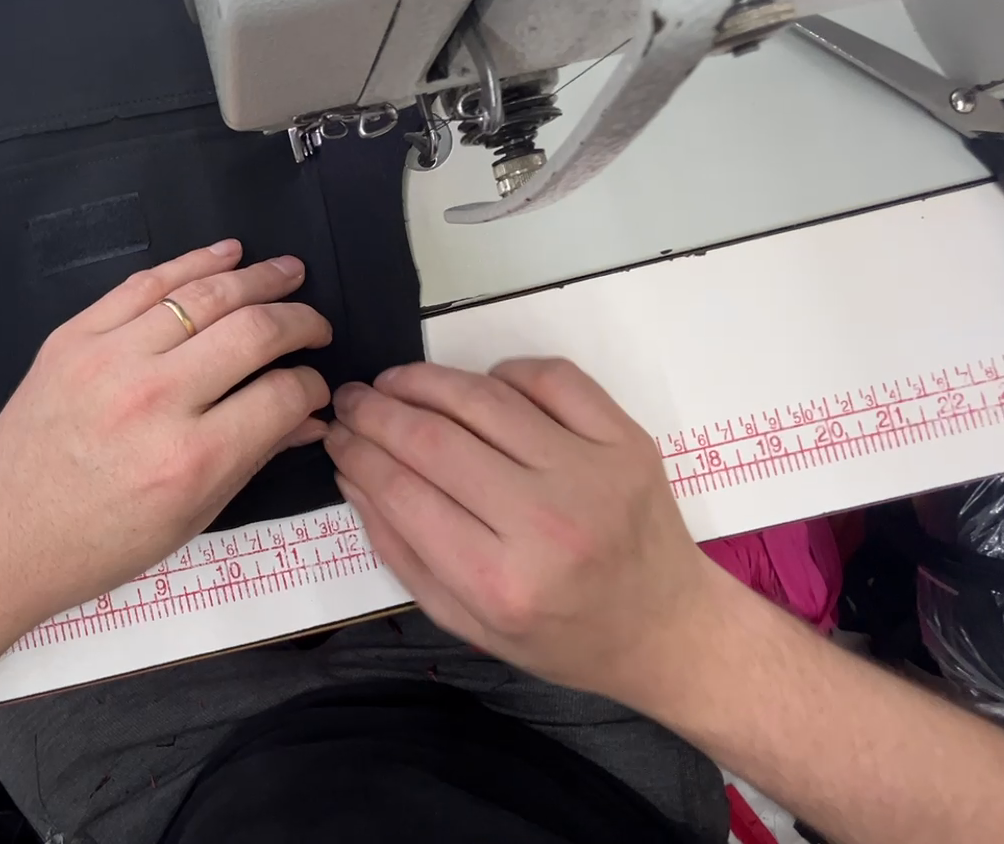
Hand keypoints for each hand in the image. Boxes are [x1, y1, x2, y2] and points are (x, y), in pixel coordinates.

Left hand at [0, 239, 332, 644]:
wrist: (1, 535)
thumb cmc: (101, 542)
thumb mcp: (191, 517)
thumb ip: (254, 457)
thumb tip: (308, 417)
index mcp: (191, 459)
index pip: (281, 395)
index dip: (312, 384)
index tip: (314, 384)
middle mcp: (155, 399)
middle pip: (252, 331)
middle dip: (299, 321)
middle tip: (316, 323)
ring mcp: (109, 359)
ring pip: (203, 295)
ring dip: (256, 277)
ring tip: (288, 271)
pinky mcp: (73, 337)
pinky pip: (144, 284)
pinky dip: (192, 262)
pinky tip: (226, 253)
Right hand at [326, 359, 722, 704]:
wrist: (669, 629)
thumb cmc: (558, 634)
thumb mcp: (463, 619)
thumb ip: (397, 548)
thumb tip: (350, 472)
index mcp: (499, 581)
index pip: (401, 490)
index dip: (355, 452)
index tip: (334, 433)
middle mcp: (547, 522)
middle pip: (432, 439)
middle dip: (375, 411)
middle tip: (350, 399)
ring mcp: (593, 473)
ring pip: (482, 398)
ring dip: (422, 380)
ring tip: (392, 383)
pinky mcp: (625, 439)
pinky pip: (548, 376)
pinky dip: (501, 370)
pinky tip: (477, 389)